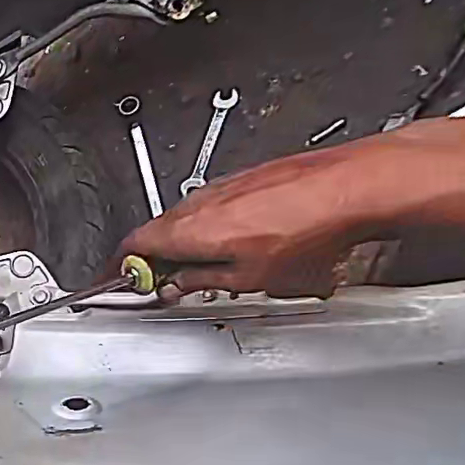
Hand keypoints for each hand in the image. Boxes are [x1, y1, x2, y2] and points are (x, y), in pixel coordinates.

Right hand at [119, 129, 432, 297]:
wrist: (353, 186)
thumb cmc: (309, 229)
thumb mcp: (248, 277)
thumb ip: (202, 281)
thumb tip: (180, 284)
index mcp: (186, 230)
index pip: (131, 247)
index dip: (115, 268)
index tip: (111, 282)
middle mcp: (196, 203)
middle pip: (153, 232)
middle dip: (147, 260)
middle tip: (152, 284)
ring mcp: (219, 187)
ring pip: (180, 220)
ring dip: (175, 244)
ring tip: (190, 269)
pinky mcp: (242, 181)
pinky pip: (204, 208)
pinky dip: (199, 229)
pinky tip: (221, 245)